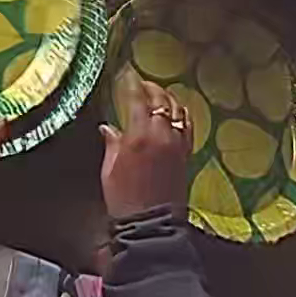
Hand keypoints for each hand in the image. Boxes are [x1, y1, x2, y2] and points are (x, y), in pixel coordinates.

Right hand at [100, 67, 191, 218]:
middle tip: (139, 82)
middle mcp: (161, 133)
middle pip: (159, 98)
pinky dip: (180, 113)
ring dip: (165, 97)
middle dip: (149, 86)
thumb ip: (112, 143)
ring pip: (176, 108)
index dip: (131, 81)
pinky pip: (187, 124)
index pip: (136, 97)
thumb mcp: (110, 170)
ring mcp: (177, 141)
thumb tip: (108, 127)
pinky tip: (174, 111)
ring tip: (156, 94)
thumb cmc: (124, 198)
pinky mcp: (186, 152)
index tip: (125, 71)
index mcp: (139, 134)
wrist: (151, 225)